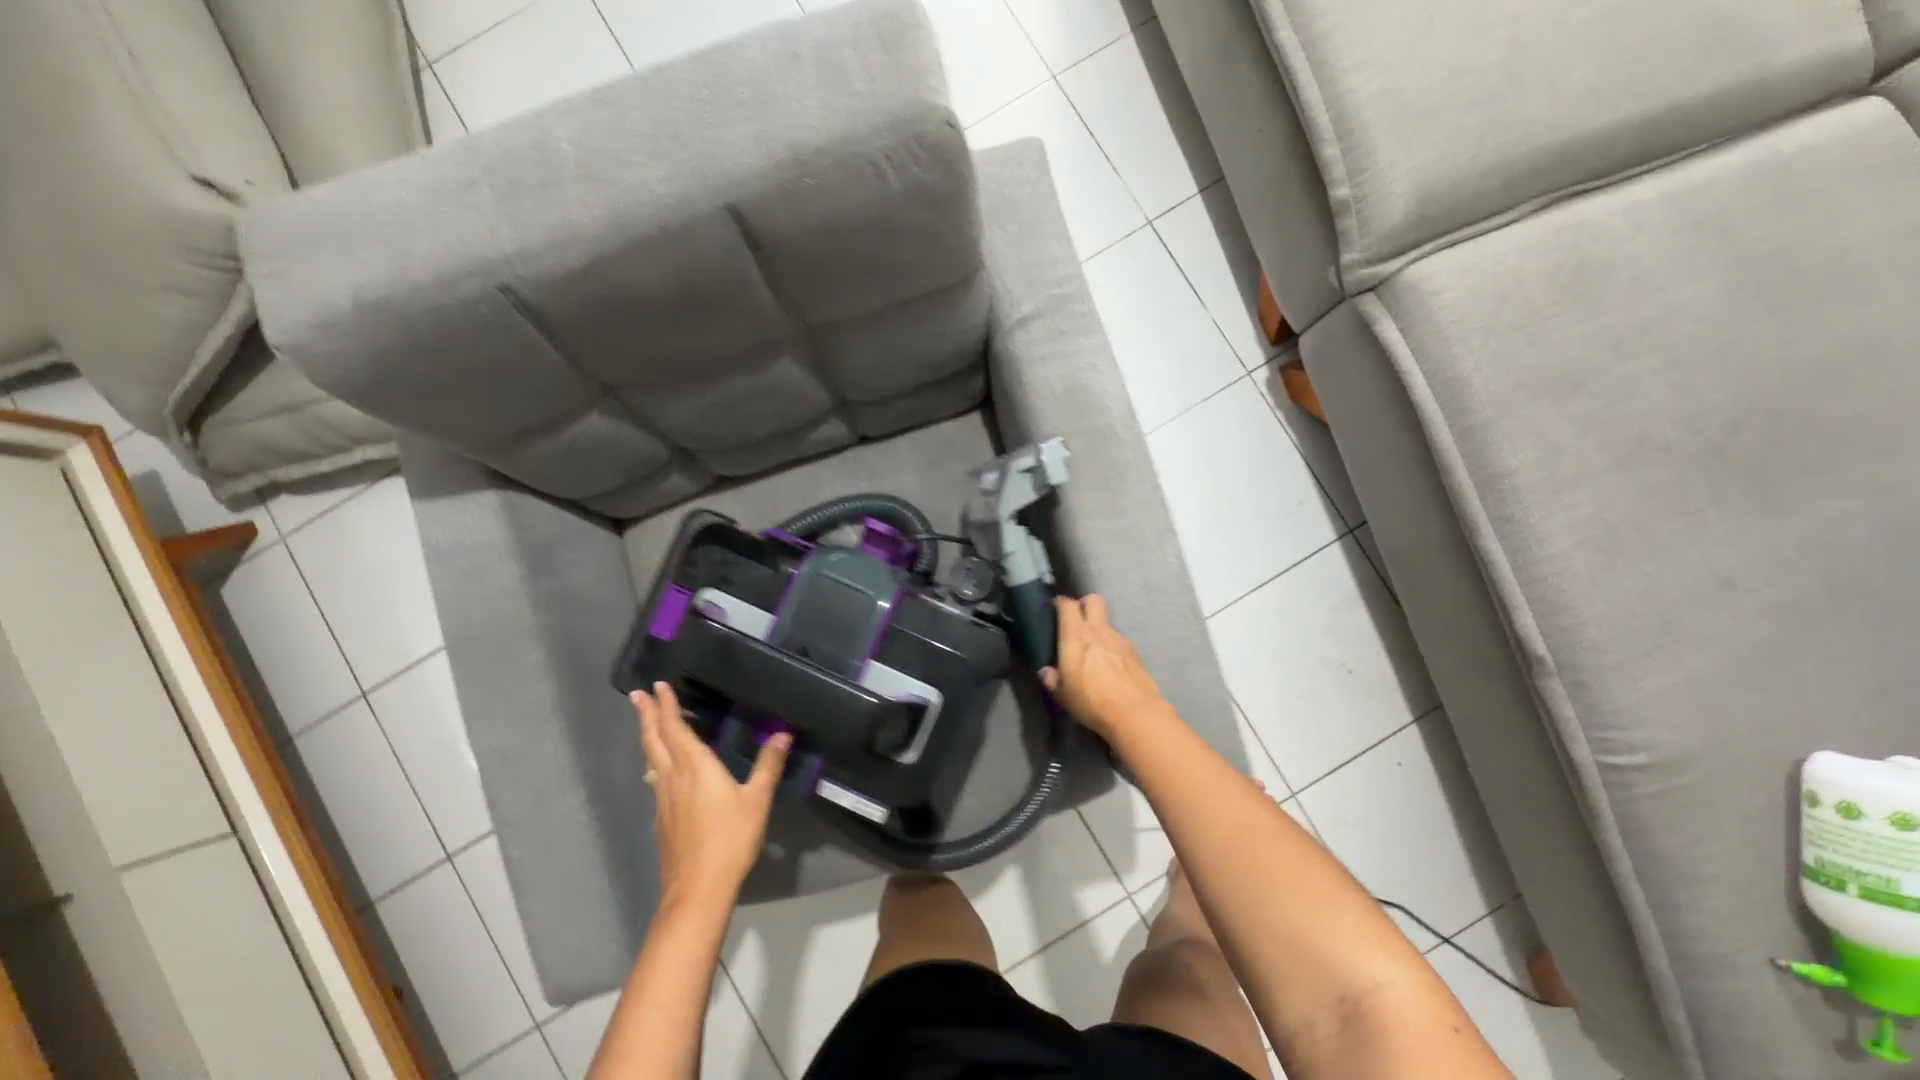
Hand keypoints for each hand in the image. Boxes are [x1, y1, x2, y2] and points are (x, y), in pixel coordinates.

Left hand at [632, 682, 788, 903]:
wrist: (698, 886)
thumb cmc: (731, 839)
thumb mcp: (757, 800)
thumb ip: (768, 766)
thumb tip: (782, 734)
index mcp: (695, 766)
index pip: (675, 727)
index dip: (667, 706)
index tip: (658, 686)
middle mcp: (673, 777)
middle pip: (654, 739)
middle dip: (647, 715)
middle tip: (637, 695)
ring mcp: (663, 798)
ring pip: (651, 758)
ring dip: (648, 736)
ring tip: (647, 723)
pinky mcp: (661, 817)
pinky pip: (656, 778)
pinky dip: (656, 760)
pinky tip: (663, 768)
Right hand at [1038, 595, 1167, 738]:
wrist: (1133, 712)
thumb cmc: (1090, 700)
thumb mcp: (1062, 695)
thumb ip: (1052, 680)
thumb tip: (1045, 672)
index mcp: (1075, 636)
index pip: (1067, 605)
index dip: (1060, 603)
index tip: (1055, 609)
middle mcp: (1098, 630)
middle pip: (1093, 600)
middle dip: (1085, 604)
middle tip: (1078, 620)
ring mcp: (1120, 639)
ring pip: (1107, 624)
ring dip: (1100, 632)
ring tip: (1096, 654)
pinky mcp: (1135, 652)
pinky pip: (1120, 642)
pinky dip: (1113, 649)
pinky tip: (1113, 668)